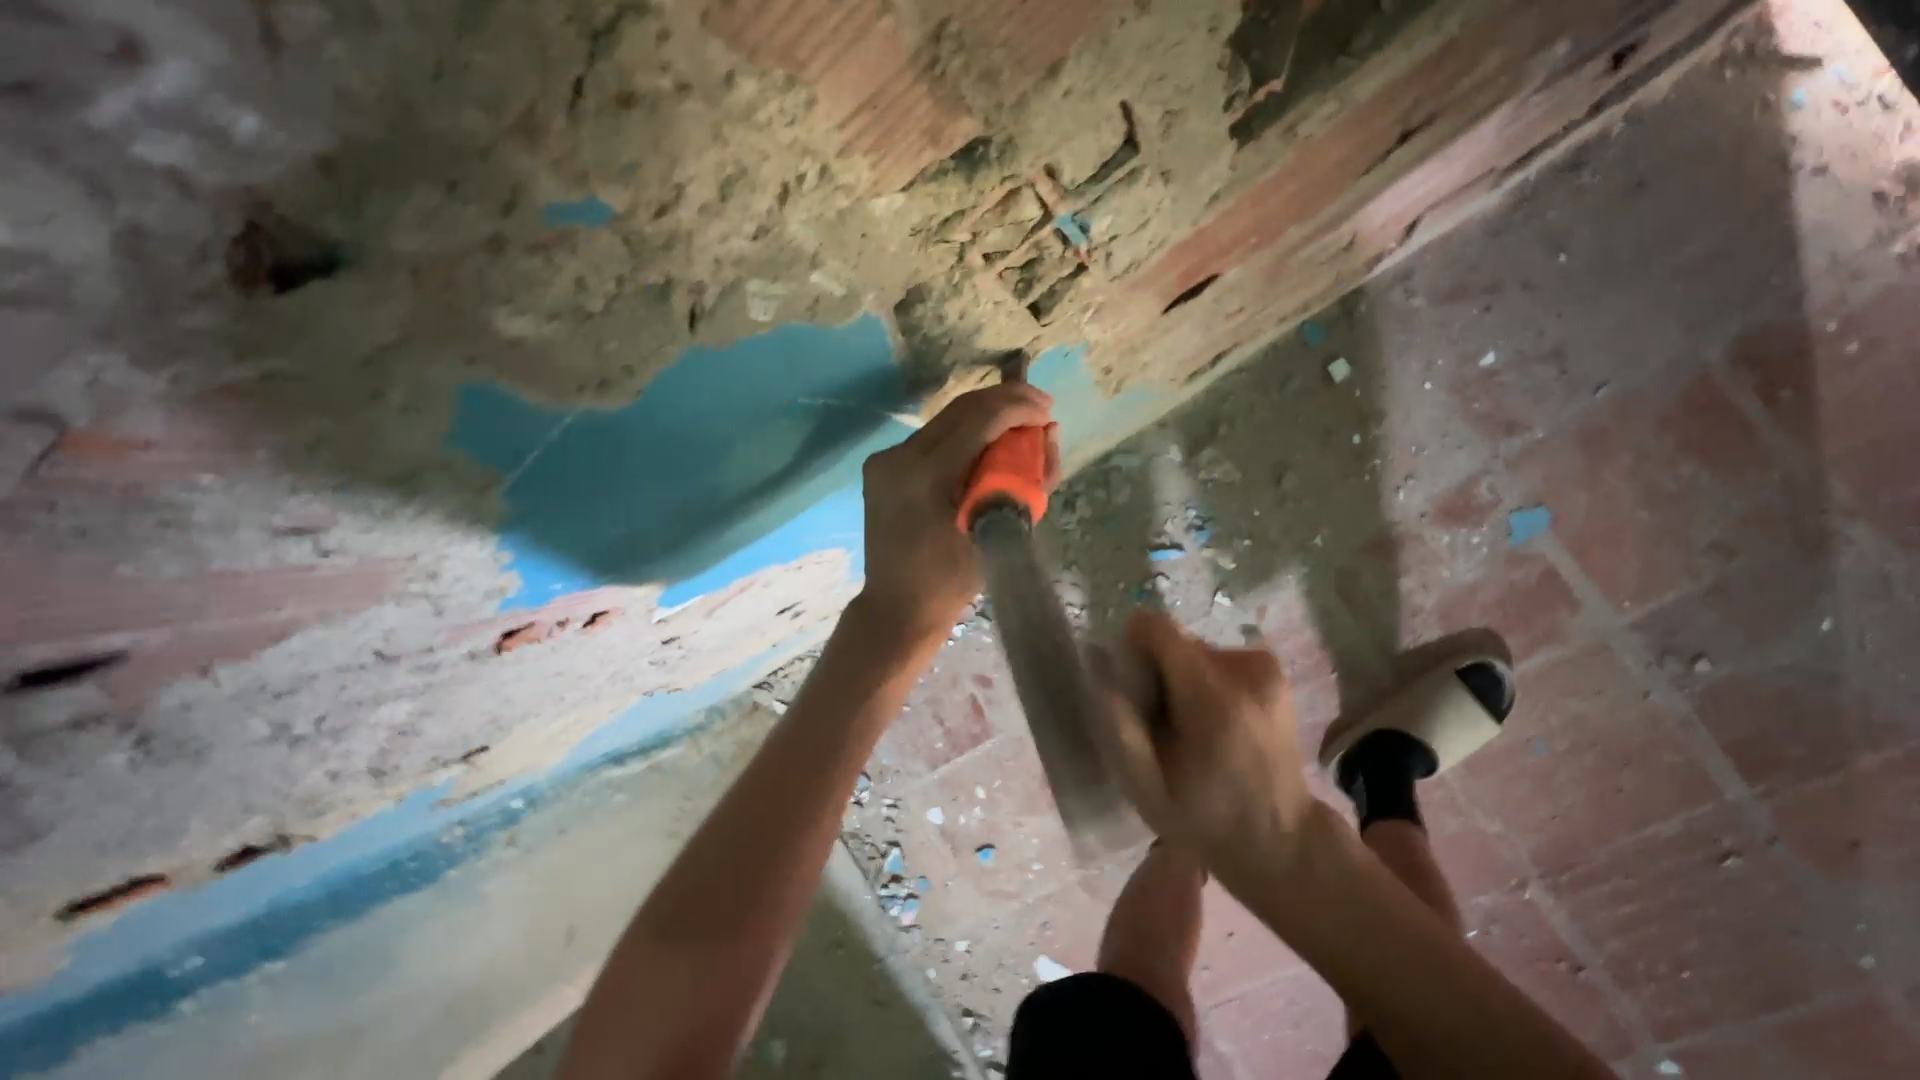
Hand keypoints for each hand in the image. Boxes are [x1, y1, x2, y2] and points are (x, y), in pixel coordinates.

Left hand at [856, 382, 1057, 641]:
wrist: (898, 607)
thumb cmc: (954, 580)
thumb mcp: (1004, 531)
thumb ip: (1031, 479)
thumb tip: (1048, 433)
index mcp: (927, 475)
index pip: (980, 419)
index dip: (1019, 407)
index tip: (1048, 410)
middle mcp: (899, 457)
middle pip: (961, 409)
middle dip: (1005, 401)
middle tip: (1041, 407)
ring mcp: (885, 460)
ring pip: (944, 421)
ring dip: (984, 416)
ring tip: (1019, 423)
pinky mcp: (881, 467)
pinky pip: (930, 439)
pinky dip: (962, 436)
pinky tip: (986, 444)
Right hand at [1090, 611, 1316, 871]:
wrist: (1279, 838)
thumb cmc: (1204, 818)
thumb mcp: (1146, 788)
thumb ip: (1120, 727)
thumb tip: (1101, 673)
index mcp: (1214, 699)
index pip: (1158, 629)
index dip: (1134, 650)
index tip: (1134, 691)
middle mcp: (1247, 671)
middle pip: (1178, 644)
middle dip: (1161, 675)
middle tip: (1164, 727)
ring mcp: (1268, 670)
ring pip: (1198, 652)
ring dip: (1184, 681)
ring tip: (1192, 731)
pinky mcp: (1275, 673)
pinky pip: (1221, 662)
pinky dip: (1209, 684)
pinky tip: (1216, 726)